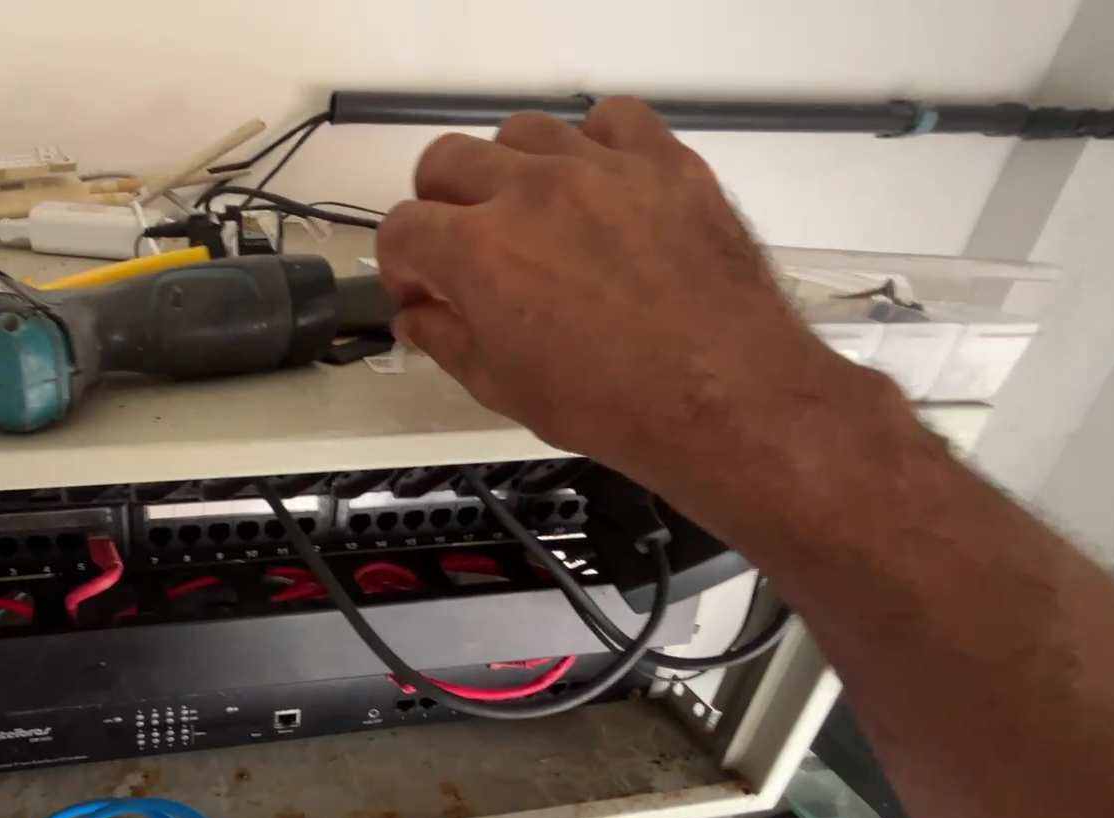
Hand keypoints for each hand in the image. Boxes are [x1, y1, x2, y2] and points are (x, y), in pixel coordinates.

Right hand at [376, 99, 891, 494]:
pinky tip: (588, 189)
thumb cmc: (609, 402)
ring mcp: (600, 169)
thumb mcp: (498, 385)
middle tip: (454, 249)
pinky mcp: (662, 162)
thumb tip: (418, 318)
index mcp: (479, 253)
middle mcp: (532, 194)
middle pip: (445, 161)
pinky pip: (609, 120)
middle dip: (434, 207)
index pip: (402, 228)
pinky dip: (585, 146)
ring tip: (522, 218)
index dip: (398, 265)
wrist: (716, 396)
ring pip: (519, 133)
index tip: (416, 288)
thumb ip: (443, 339)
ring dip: (503, 173)